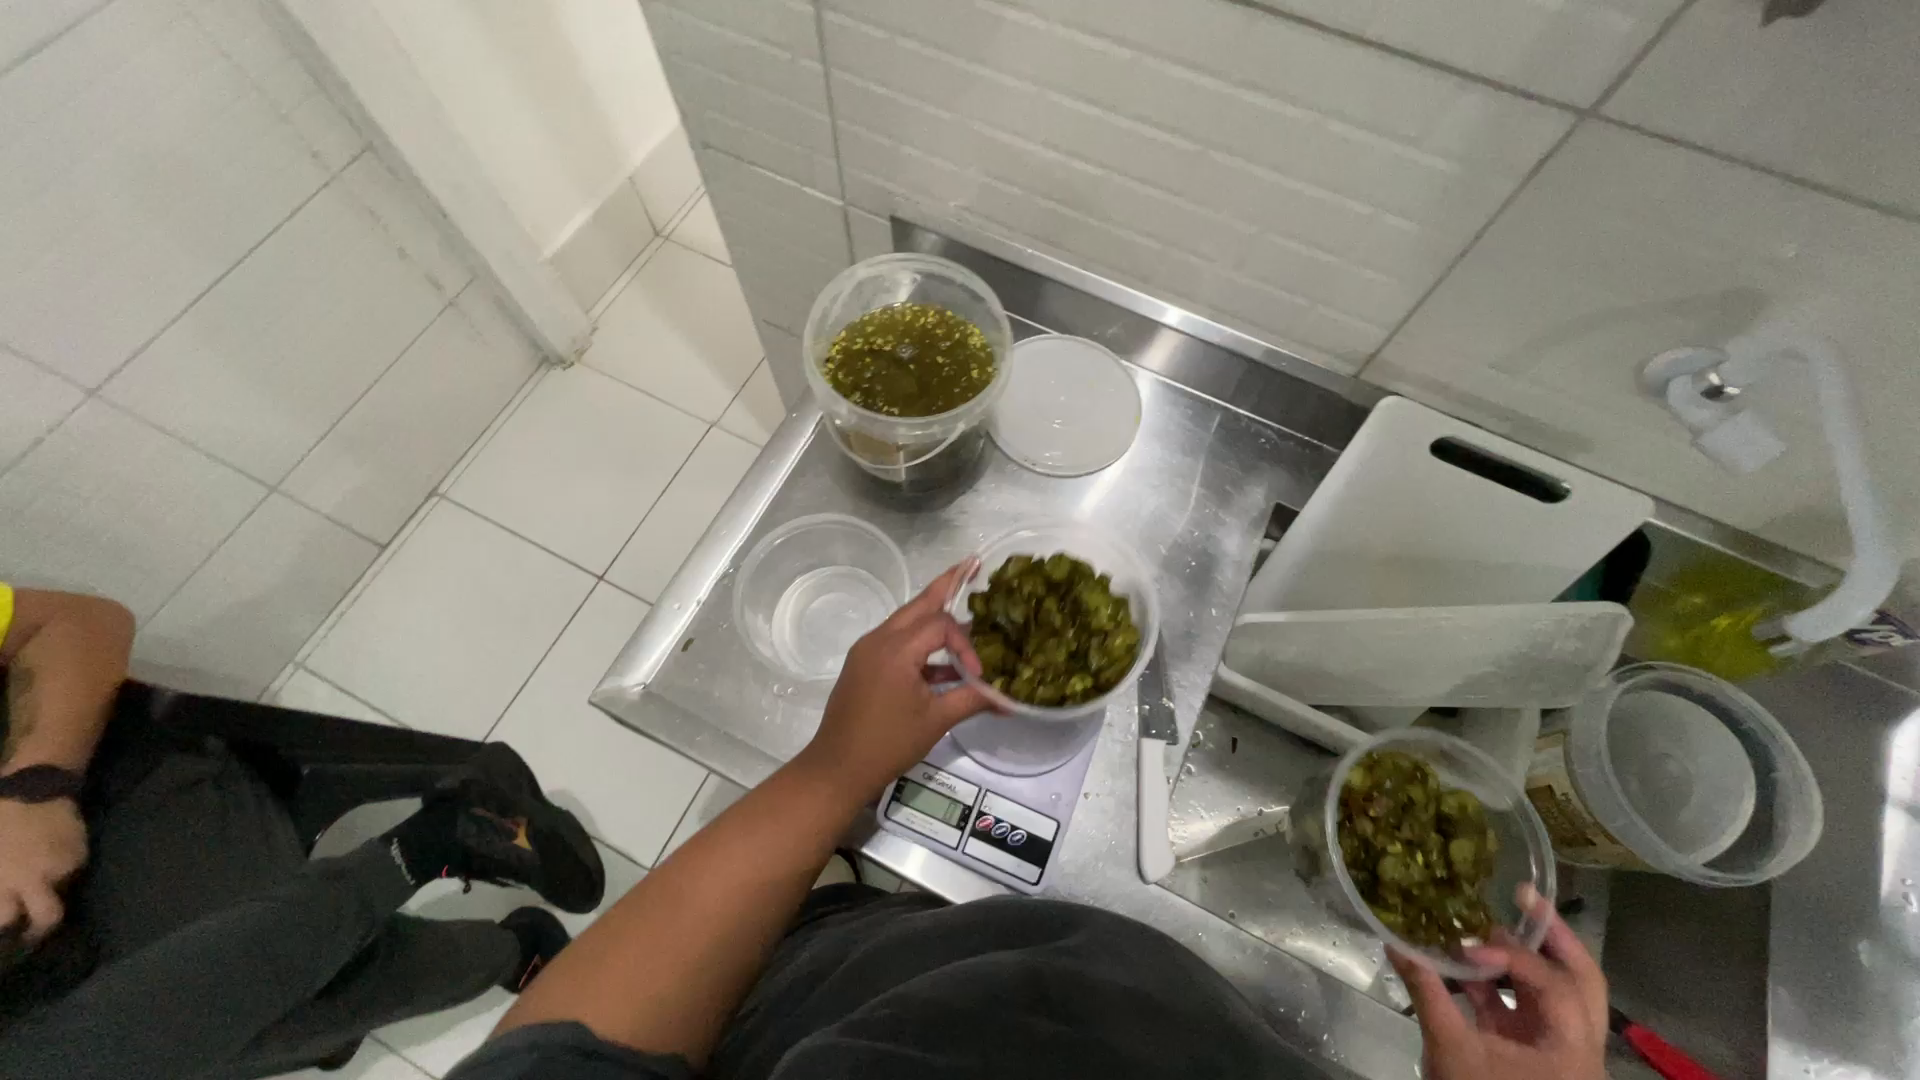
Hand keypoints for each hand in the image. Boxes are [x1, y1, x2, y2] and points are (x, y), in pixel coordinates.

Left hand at [0, 796, 86, 945]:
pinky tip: (48, 866)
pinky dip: (60, 875)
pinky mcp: (81, 853)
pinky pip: (71, 873)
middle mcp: (36, 879)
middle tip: (31, 937)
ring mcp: (63, 865)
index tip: (6, 940)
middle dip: (39, 931)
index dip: (7, 933)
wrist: (33, 793)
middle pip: (48, 917)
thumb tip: (3, 907)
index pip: (7, 921)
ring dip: (49, 897)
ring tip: (38, 893)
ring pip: (60, 894)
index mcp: (4, 882)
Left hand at [797, 561, 995, 799]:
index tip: (978, 675)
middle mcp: (879, 640)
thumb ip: (973, 700)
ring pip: (907, 620)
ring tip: (962, 600)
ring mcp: (868, 650)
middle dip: (947, 585)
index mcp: (896, 650)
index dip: (965, 644)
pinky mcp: (864, 663)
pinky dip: (920, 642)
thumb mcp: (936, 720)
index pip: (941, 625)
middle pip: (920, 604)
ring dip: (934, 614)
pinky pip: (897, 640)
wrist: (837, 768)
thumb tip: (1009, 699)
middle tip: (972, 565)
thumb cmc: (888, 744)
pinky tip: (944, 662)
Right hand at [1390, 885, 1607, 1079]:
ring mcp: (1560, 1052)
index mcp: (1572, 1050)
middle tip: (1523, 895)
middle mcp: (1580, 1047)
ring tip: (1499, 919)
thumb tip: (1393, 941)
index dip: (1506, 956)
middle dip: (1553, 935)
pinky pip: (1529, 1008)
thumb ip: (1426, 992)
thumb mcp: (1450, 1051)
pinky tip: (1468, 962)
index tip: (1461, 945)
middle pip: (1583, 980)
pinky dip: (1504, 981)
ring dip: (1530, 956)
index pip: (1549, 984)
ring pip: (1562, 993)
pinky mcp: (1536, 1056)